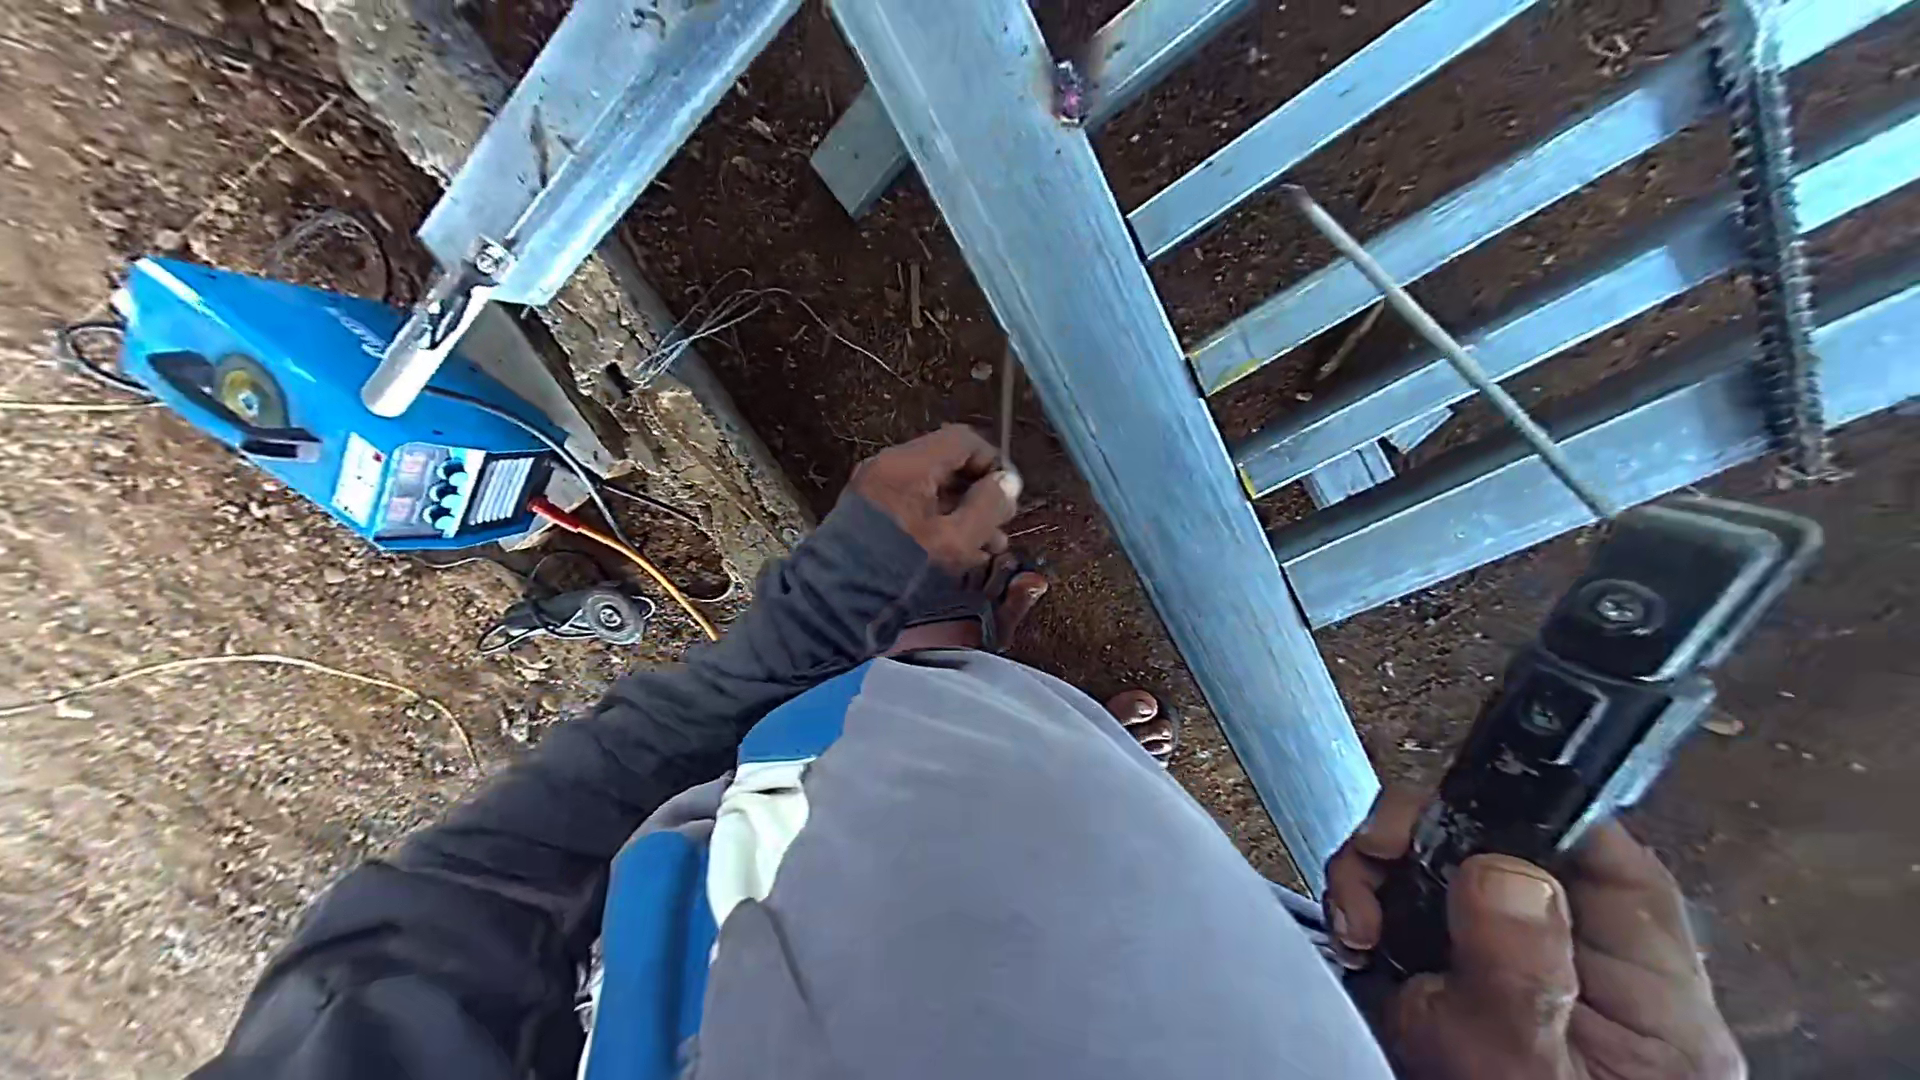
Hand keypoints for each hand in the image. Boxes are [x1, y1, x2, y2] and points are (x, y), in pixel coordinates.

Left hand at [848, 425, 1021, 572]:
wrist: (834, 604)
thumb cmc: (898, 571)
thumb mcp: (955, 542)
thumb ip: (988, 507)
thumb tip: (1008, 483)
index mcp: (908, 465)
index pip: (963, 440)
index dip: (992, 463)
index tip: (1006, 496)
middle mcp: (889, 467)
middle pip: (948, 463)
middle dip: (979, 494)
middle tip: (999, 528)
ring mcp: (875, 488)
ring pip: (932, 486)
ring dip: (962, 511)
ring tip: (984, 547)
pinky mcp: (868, 512)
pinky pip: (913, 503)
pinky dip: (938, 520)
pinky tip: (957, 552)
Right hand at [1325, 787, 1744, 1079]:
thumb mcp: (1517, 1062)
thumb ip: (1520, 974)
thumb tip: (1509, 870)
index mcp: (1640, 985)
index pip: (1605, 859)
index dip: (1531, 811)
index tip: (1446, 811)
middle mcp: (1573, 948)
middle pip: (1498, 838)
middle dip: (1415, 834)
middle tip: (1373, 857)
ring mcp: (1503, 944)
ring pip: (1435, 854)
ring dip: (1375, 869)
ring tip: (1357, 924)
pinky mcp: (1450, 948)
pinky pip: (1401, 887)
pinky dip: (1364, 894)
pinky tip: (1356, 935)